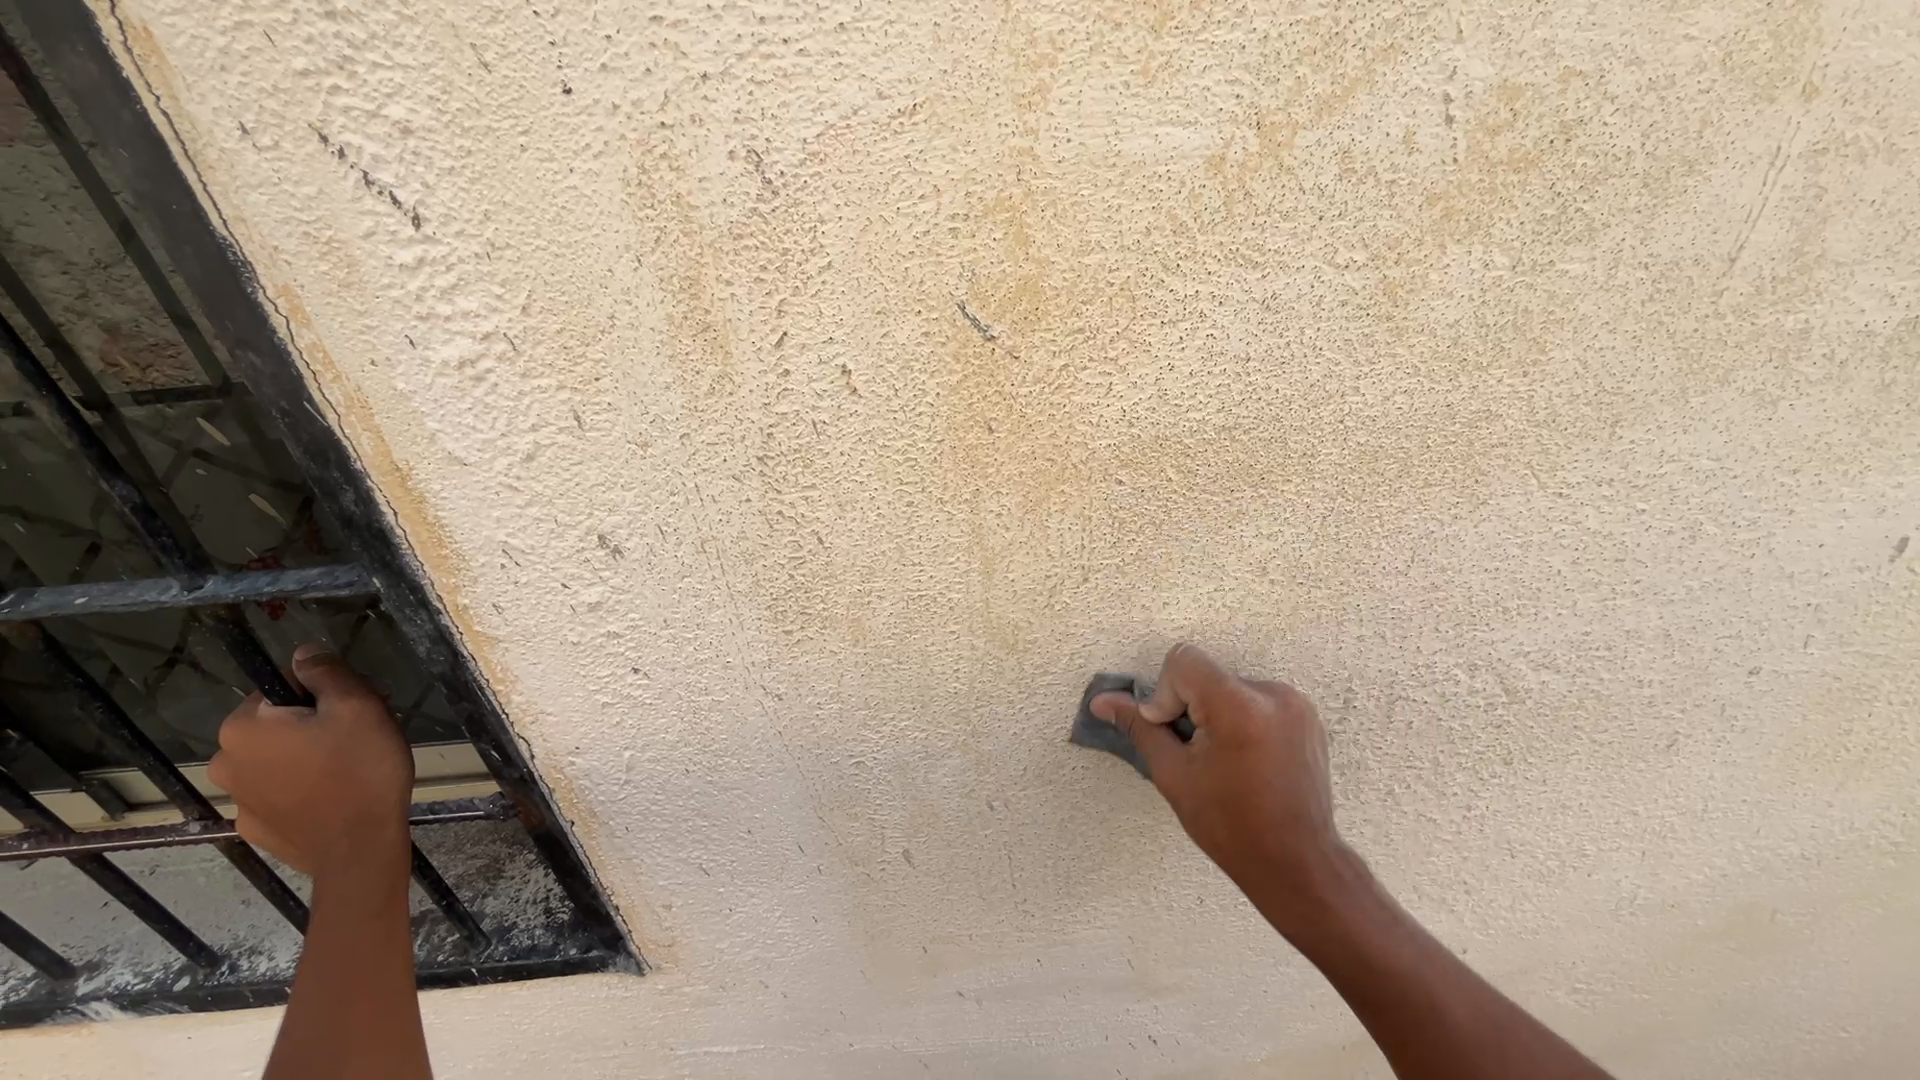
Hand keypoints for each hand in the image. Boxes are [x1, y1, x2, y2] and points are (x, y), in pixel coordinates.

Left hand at [208, 644, 413, 879]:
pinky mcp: (256, 827)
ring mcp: (238, 799)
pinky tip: (333, 797)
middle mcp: (226, 760)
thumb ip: (326, 673)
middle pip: (278, 724)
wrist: (358, 848)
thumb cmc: (361, 769)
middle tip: (363, 735)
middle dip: (317, 723)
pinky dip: (304, 788)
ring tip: (353, 768)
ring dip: (310, 755)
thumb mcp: (358, 706)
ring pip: (278, 758)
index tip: (361, 707)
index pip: (282, 687)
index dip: (326, 692)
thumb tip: (302, 653)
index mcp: (244, 726)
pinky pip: (280, 793)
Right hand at [1091, 643, 1345, 934]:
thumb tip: (1102, 701)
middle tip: (1194, 751)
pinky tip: (1244, 759)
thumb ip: (1139, 728)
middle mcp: (1273, 695)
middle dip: (1189, 706)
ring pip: (1229, 686)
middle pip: (1206, 675)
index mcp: (1239, 707)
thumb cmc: (1231, 826)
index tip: (1172, 732)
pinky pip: (1257, 699)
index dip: (1165, 694)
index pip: (1184, 661)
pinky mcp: (1306, 715)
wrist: (1296, 861)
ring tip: (1222, 759)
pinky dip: (1241, 718)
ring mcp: (1295, 704)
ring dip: (1215, 712)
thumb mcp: (1174, 774)